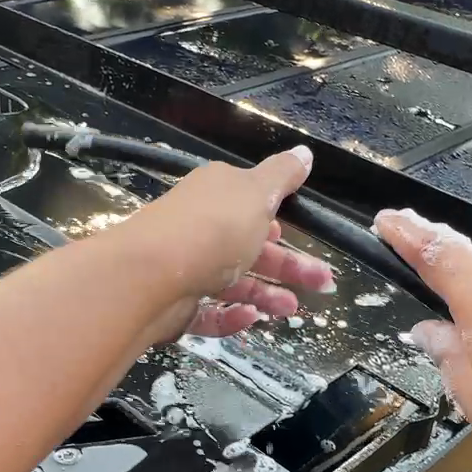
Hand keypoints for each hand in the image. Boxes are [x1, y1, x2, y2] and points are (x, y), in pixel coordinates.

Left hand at [108, 146, 336, 341]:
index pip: (251, 208)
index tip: (304, 239)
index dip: (279, 224)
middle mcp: (199, 230)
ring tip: (289, 310)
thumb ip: (282, 176)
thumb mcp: (257, 193)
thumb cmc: (212, 229)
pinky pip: (207, 314)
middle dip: (287, 267)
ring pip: (232, 284)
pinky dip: (230, 317)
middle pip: (249, 250)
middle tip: (321, 284)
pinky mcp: (175, 307)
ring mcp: (185, 270)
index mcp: (216, 197)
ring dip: (265, 295)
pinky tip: (250, 318)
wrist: (149, 276)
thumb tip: (304, 152)